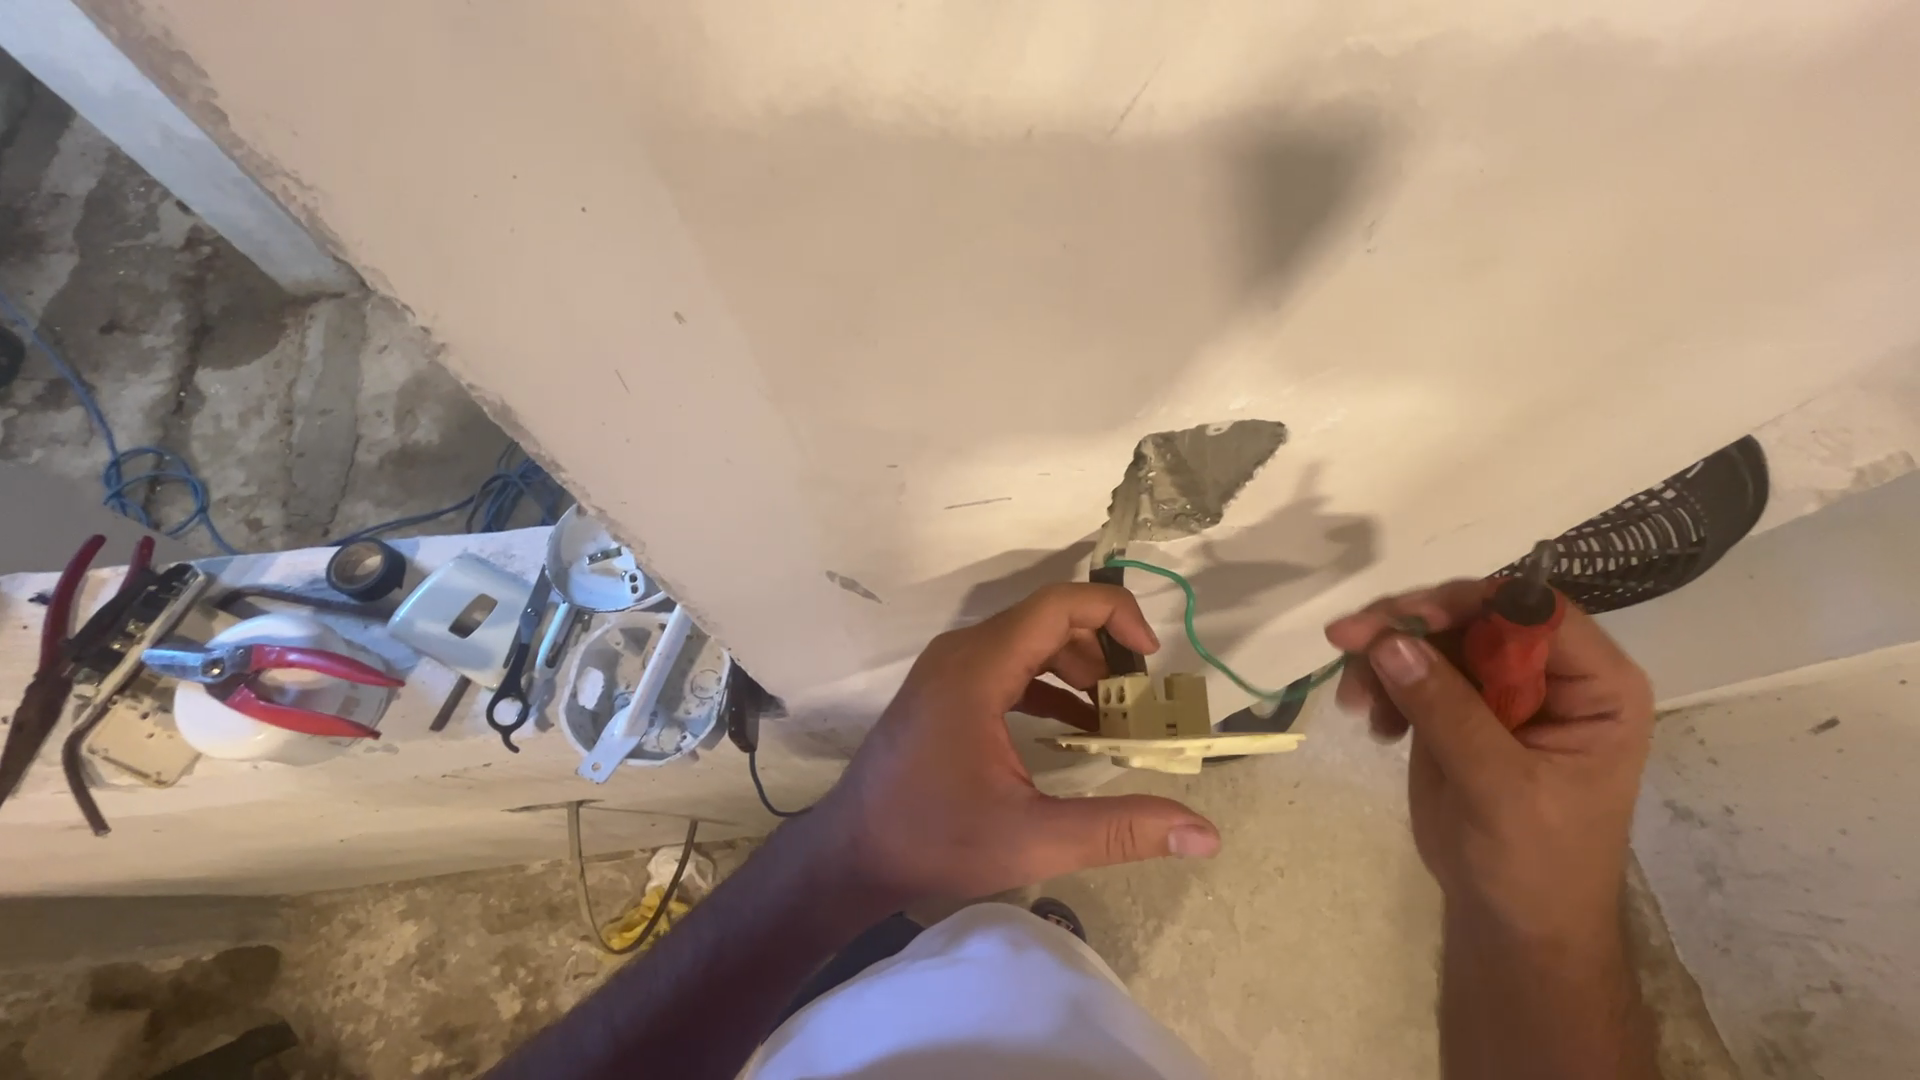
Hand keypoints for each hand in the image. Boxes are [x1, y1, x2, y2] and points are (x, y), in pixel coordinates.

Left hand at [807, 583, 1221, 909]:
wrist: (851, 853)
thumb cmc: (934, 839)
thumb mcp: (1034, 837)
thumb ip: (1120, 829)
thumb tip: (1204, 834)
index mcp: (979, 668)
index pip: (1057, 605)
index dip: (1113, 614)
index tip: (1151, 659)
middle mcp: (962, 652)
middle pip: (1045, 620)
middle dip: (1102, 650)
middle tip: (1140, 699)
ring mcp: (948, 668)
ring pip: (1026, 641)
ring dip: (1075, 668)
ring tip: (1115, 717)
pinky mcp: (945, 689)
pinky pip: (1007, 666)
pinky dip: (1046, 685)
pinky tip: (1074, 727)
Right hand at [1325, 582, 1653, 941]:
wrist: (1511, 921)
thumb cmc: (1536, 863)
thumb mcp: (1501, 788)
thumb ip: (1448, 712)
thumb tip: (1389, 643)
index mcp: (1593, 686)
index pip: (1534, 612)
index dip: (1467, 604)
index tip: (1401, 619)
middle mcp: (1546, 676)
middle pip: (1470, 617)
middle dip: (1405, 628)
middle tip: (1345, 641)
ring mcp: (1496, 691)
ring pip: (1430, 639)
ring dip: (1382, 659)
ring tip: (1356, 703)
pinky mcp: (1454, 709)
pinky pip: (1408, 670)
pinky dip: (1379, 685)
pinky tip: (1373, 725)